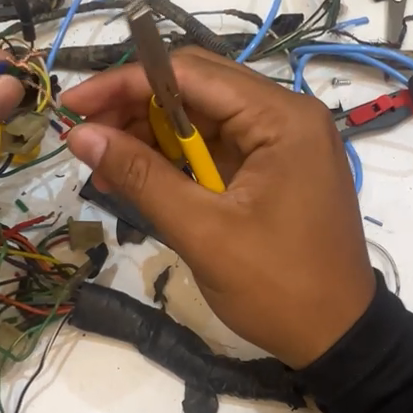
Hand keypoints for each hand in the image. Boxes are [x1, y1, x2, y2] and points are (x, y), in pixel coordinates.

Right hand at [60, 49, 373, 365]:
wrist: (338, 338)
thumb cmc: (278, 287)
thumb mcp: (203, 232)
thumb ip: (141, 176)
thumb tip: (80, 135)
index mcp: (282, 118)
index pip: (190, 74)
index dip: (124, 82)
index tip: (73, 103)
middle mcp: (286, 115)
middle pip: (195, 89)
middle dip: (133, 107)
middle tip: (84, 136)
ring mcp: (282, 141)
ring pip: (201, 117)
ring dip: (150, 136)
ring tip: (102, 167)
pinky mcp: (274, 167)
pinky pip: (216, 147)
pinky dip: (175, 160)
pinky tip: (136, 177)